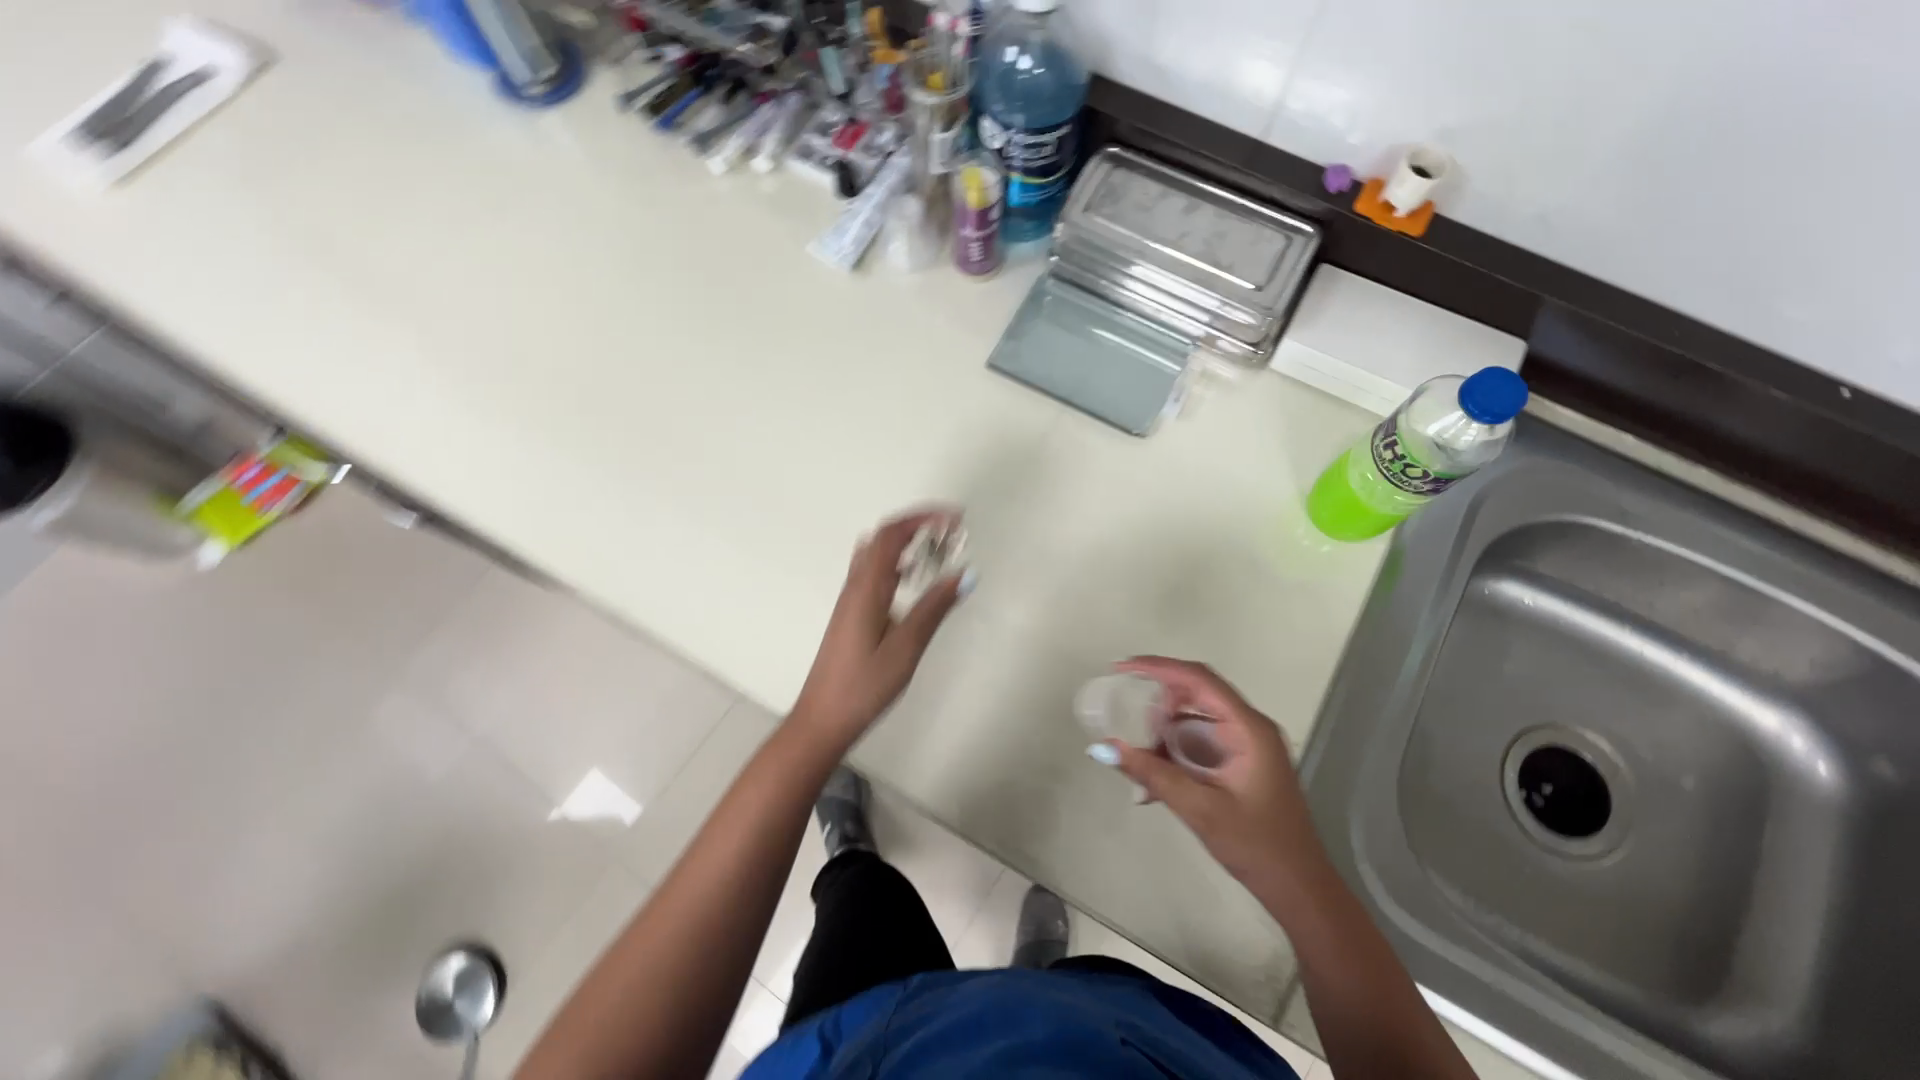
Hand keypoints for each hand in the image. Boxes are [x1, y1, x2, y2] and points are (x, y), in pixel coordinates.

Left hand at [789, 508, 970, 746]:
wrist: (822, 718)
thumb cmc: (863, 686)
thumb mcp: (905, 648)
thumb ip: (933, 609)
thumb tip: (963, 575)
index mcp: (867, 588)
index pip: (892, 535)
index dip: (924, 518)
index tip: (956, 520)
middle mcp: (855, 587)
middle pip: (882, 538)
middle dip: (917, 526)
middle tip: (950, 536)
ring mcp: (850, 601)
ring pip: (876, 555)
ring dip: (906, 545)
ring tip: (938, 555)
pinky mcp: (851, 616)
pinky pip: (874, 574)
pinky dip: (897, 565)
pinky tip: (914, 584)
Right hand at [1097, 657, 1332, 892]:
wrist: (1298, 887)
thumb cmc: (1256, 845)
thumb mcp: (1199, 808)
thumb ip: (1152, 774)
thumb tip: (1104, 747)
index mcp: (1248, 728)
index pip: (1199, 679)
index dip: (1159, 668)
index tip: (1121, 668)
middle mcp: (1251, 728)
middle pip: (1197, 695)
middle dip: (1158, 704)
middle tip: (1126, 721)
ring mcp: (1248, 746)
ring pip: (1196, 721)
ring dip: (1164, 734)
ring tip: (1137, 756)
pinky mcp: (1243, 764)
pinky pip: (1201, 744)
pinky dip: (1175, 753)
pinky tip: (1153, 778)